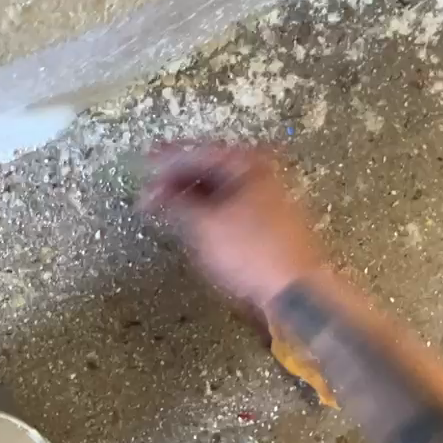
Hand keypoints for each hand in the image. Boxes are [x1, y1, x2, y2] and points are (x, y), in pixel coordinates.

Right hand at [140, 144, 327, 311]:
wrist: (297, 290)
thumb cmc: (250, 250)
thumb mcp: (204, 225)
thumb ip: (175, 203)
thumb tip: (154, 191)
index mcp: (247, 164)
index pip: (198, 152)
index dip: (167, 158)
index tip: (145, 161)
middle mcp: (261, 174)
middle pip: (211, 169)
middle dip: (178, 178)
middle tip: (150, 186)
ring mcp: (268, 199)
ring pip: (220, 190)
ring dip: (191, 196)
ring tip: (165, 205)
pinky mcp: (269, 224)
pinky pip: (229, 207)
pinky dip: (207, 211)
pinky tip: (192, 221)